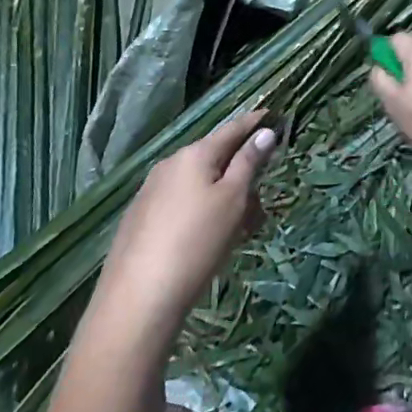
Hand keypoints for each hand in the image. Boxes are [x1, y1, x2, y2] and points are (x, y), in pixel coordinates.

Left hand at [95, 110, 278, 342]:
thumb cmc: (197, 242)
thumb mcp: (232, 200)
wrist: (140, 296)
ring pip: (200, 185)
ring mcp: (151, 191)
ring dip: (225, 201)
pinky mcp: (141, 218)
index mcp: (193, 155)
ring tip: (238, 236)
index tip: (272, 115)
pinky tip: (207, 242)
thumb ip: (248, 163)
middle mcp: (169, 165)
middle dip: (242, 178)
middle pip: (216, 160)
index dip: (254, 124)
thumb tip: (263, 133)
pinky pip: (182, 204)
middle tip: (259, 212)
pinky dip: (203, 214)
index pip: (231, 129)